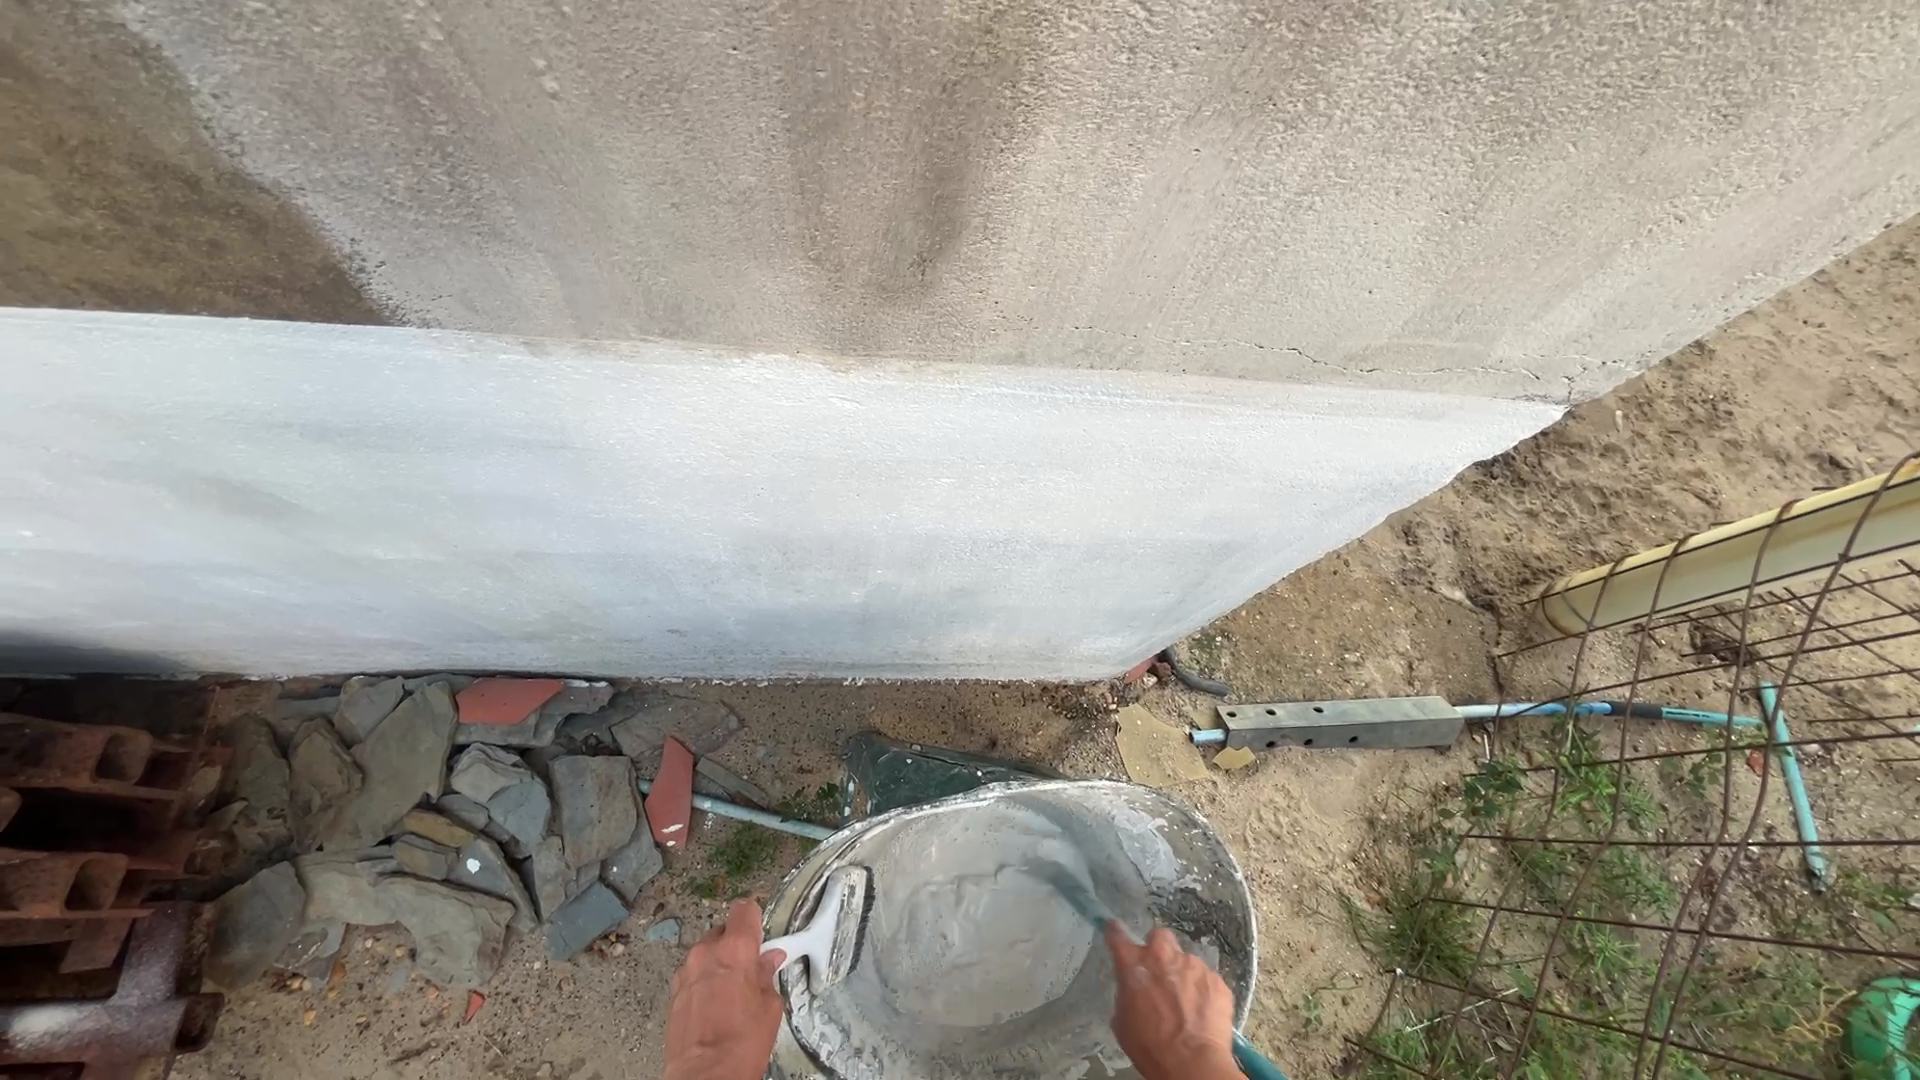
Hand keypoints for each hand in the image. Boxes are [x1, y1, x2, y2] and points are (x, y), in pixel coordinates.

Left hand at [662, 899, 785, 1079]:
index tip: (761, 933)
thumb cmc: (742, 1043)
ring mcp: (685, 972)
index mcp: (735, 949)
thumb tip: (769, 961)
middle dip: (736, 945)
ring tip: (730, 991)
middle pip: (724, 930)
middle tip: (750, 968)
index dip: (754, 918)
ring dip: (718, 962)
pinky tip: (713, 1004)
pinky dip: (703, 980)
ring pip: (706, 952)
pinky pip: (692, 974)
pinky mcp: (672, 993)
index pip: (744, 910)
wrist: (704, 1078)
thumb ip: (767, 975)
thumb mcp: (769, 1007)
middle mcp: (706, 953)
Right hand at [1105, 921, 1239, 1079]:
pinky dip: (1204, 991)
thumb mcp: (1123, 1022)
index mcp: (1133, 963)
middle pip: (1159, 936)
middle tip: (1160, 971)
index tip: (1115, 932)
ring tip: (1187, 1003)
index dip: (1115, 932)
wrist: (1192, 1065)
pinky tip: (1203, 1013)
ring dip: (1184, 975)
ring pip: (1186, 960)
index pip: (1117, 934)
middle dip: (1159, 949)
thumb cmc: (1150, 1047)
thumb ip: (1126, 994)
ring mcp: (1193, 965)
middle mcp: (1162, 955)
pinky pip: (1207, 980)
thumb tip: (1133, 990)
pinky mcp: (1217, 980)